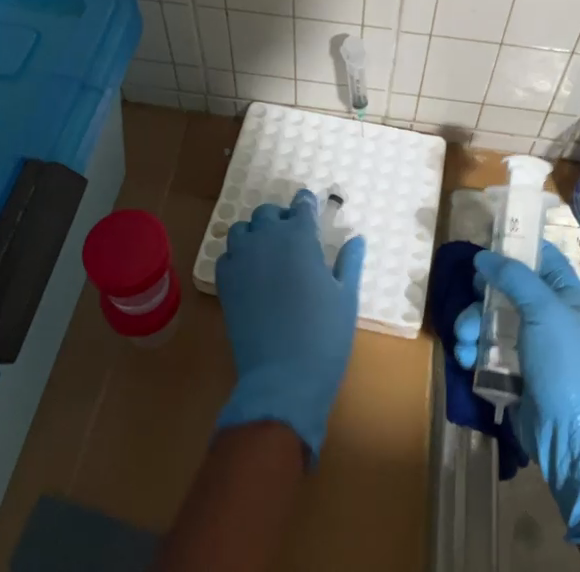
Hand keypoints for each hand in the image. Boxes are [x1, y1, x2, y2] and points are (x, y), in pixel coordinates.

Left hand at [214, 189, 364, 462]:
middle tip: (293, 238)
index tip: (312, 210)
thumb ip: (349, 262)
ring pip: (242, 230)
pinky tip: (251, 274)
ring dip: (255, 234)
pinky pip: (227, 256)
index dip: (307, 205)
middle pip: (268, 213)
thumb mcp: (345, 296)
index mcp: (300, 237)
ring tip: (269, 253)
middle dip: (280, 219)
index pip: (302, 205)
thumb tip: (356, 239)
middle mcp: (266, 239)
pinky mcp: (224, 282)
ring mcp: (241, 259)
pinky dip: (238, 257)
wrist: (283, 375)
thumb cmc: (324, 334)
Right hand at [456, 242, 579, 543]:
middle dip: (481, 296)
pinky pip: (484, 346)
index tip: (484, 246)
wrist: (570, 435)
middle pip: (505, 287)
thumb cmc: (564, 364)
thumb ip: (515, 278)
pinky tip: (466, 360)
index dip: (513, 248)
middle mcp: (547, 315)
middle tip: (470, 303)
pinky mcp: (510, 368)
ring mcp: (528, 343)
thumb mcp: (544, 311)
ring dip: (470, 326)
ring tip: (465, 343)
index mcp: (565, 296)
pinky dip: (471, 350)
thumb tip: (484, 256)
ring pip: (488, 318)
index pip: (540, 257)